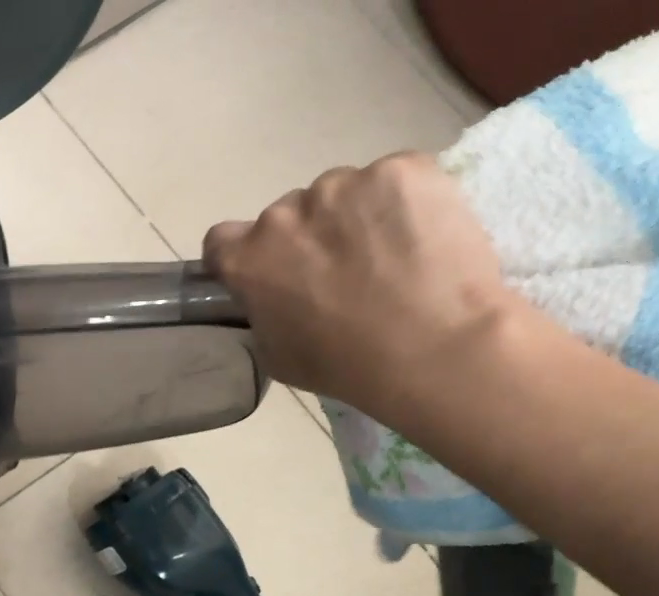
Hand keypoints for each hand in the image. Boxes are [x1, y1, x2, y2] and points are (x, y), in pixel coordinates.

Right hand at [202, 153, 522, 407]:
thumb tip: (272, 296)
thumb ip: (261, 310)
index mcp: (248, 258)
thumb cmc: (344, 364)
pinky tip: (421, 233)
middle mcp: (285, 212)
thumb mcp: (274, 352)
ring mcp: (344, 185)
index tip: (268, 268)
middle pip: (288, 214)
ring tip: (390, 251)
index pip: (222, 239)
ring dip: (355, 214)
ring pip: (341, 193)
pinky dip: (404, 199)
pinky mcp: (403, 168)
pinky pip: (393, 177)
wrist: (435, 346)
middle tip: (343, 269)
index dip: (243, 252)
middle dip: (308, 236)